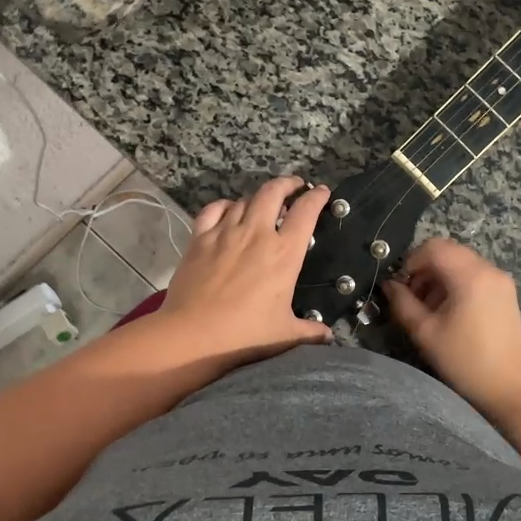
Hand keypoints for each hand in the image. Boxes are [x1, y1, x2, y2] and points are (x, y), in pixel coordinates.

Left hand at [155, 176, 332, 366]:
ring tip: (262, 204)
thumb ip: (309, 331)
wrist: (193, 335)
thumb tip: (327, 337)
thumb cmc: (245, 335)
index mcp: (284, 253)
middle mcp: (257, 234)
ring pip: (244, 200)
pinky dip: (224, 205)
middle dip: (287, 184)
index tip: (321, 191)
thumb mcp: (284, 334)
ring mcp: (225, 233)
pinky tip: (228, 209)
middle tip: (294, 186)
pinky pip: (213, 209)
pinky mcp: (200, 239)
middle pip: (273, 192)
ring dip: (257, 198)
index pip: (306, 212)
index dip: (316, 197)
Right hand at [382, 238, 520, 416]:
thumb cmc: (464, 361)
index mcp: (470, 276)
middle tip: (412, 296)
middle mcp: (489, 270)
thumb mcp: (426, 332)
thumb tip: (389, 285)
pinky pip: (475, 274)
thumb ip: (403, 303)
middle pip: (448, 251)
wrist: (508, 389)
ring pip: (461, 262)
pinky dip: (457, 283)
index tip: (401, 285)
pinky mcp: (506, 293)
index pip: (434, 247)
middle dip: (425, 268)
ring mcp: (501, 281)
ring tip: (429, 307)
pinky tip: (449, 310)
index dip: (411, 261)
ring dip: (440, 276)